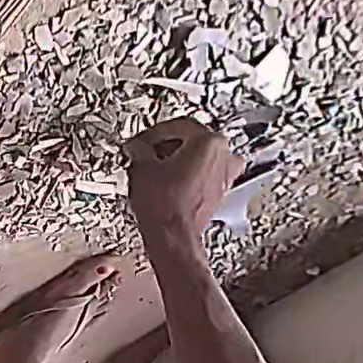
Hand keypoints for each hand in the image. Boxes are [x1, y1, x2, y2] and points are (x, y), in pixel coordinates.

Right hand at [123, 117, 242, 254]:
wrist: (172, 236)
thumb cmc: (164, 205)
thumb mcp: (141, 168)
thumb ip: (140, 151)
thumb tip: (137, 148)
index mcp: (210, 142)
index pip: (178, 126)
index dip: (153, 133)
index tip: (140, 140)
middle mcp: (224, 156)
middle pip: (192, 140)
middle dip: (166, 146)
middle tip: (145, 153)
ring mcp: (224, 176)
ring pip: (197, 158)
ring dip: (176, 161)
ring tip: (153, 170)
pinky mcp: (218, 193)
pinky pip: (200, 176)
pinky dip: (184, 176)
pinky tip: (165, 184)